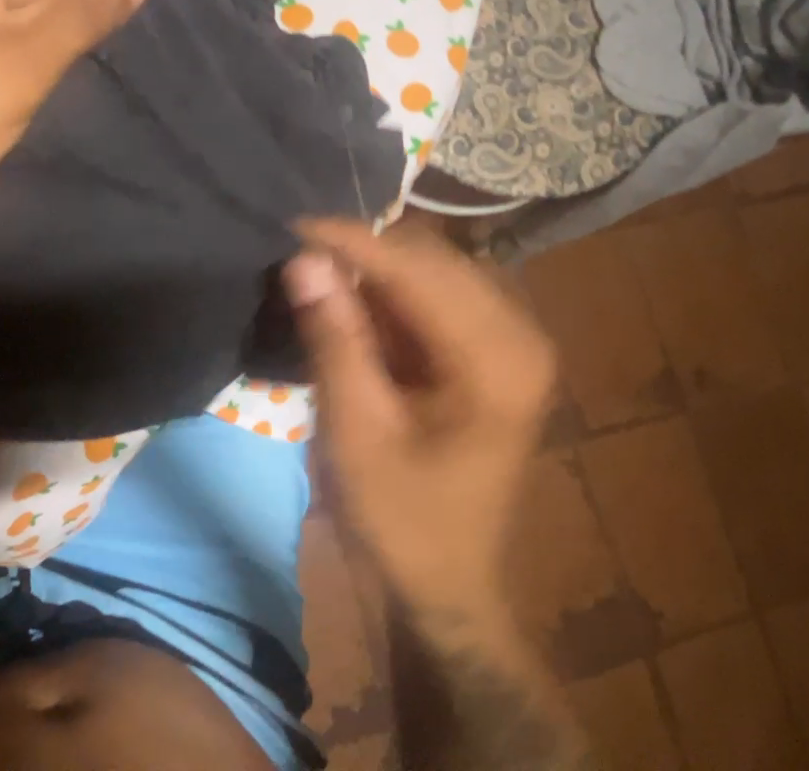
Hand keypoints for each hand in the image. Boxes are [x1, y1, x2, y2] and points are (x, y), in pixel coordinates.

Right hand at [284, 220, 555, 612]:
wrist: (441, 583)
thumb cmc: (399, 516)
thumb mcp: (356, 428)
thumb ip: (334, 338)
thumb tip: (304, 259)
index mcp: (497, 359)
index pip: (419, 271)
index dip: (352, 242)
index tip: (291, 225)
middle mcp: (518, 337)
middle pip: (434, 262)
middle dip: (364, 252)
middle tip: (296, 254)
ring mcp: (509, 346)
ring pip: (434, 274)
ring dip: (373, 272)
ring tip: (314, 275)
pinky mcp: (489, 357)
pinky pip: (434, 302)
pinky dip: (387, 297)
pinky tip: (347, 306)